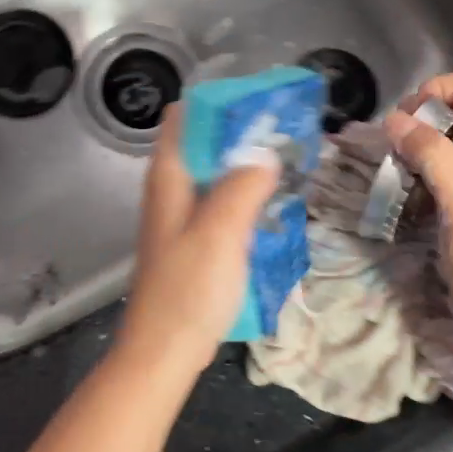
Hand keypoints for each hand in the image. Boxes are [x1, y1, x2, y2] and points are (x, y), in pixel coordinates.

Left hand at [119, 105, 280, 374]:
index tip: (261, 99)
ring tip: (289, 161)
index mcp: (168, 175)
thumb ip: (242, 187)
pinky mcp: (192, 239)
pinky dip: (243, 194)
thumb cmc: (188, 290)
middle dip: (241, 133)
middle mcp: (170, 187)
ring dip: (245, 164)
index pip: (184, 115)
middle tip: (288, 131)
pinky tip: (272, 205)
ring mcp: (180, 215)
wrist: (164, 351)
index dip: (218, 101)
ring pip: (214, 173)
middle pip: (203, 142)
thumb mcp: (220, 233)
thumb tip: (265, 151)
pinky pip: (220, 202)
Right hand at [386, 72, 452, 338]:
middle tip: (394, 150)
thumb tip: (394, 120)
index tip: (409, 121)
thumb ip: (433, 154)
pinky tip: (399, 193)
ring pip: (432, 139)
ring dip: (406, 148)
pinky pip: (427, 168)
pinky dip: (408, 172)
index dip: (434, 91)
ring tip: (393, 172)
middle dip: (413, 120)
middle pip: (445, 109)